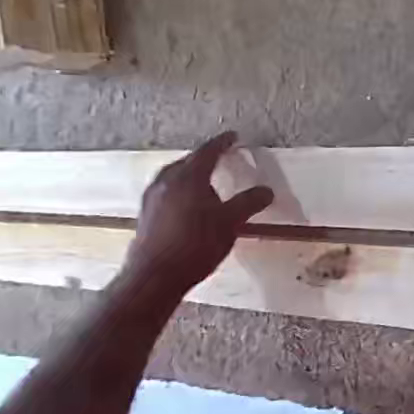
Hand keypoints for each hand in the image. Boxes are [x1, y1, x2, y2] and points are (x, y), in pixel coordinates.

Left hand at [122, 132, 274, 295]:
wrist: (154, 277)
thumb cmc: (195, 245)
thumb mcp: (230, 223)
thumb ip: (248, 203)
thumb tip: (267, 190)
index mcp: (189, 177)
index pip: (208, 151)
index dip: (223, 143)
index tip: (233, 137)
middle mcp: (167, 181)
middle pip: (188, 161)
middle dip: (205, 157)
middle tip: (220, 158)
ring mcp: (152, 198)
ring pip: (173, 176)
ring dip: (190, 173)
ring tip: (203, 180)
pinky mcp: (145, 215)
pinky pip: (165, 191)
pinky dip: (179, 189)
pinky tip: (186, 204)